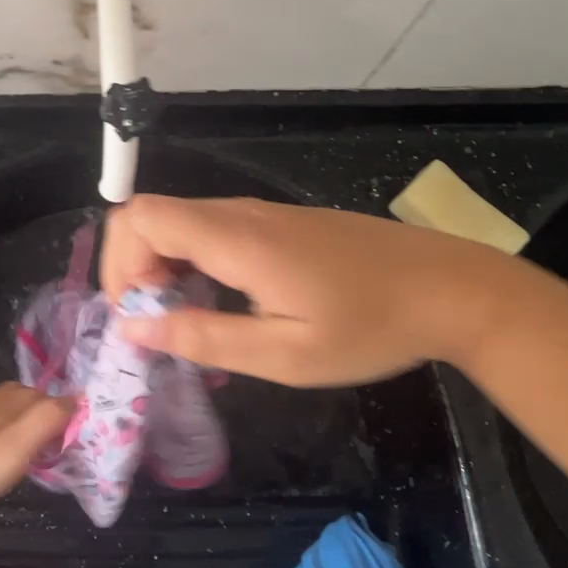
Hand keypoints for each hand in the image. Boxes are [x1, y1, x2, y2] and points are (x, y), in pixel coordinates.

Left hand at [0, 382, 74, 517]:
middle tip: (64, 459)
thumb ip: (50, 418)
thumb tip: (80, 397)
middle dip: (53, 427)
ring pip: (16, 420)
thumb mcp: (19, 443)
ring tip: (39, 465)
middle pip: (36, 407)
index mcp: (15, 396)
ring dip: (31, 437)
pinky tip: (4, 465)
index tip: (82, 447)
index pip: (56, 399)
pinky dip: (9, 445)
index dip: (71, 420)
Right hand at [101, 195, 536, 386]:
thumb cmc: (369, 327)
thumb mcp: (286, 355)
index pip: (141, 218)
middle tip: (155, 322)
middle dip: (132, 267)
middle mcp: (238, 214)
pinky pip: (206, 229)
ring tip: (186, 318)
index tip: (138, 316)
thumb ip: (204, 339)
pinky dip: (189, 261)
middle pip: (149, 215)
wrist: (448, 287)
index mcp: (237, 240)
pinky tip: (220, 301)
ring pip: (176, 221)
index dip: (120, 263)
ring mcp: (257, 213)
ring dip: (160, 267)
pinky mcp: (274, 221)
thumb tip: (133, 328)